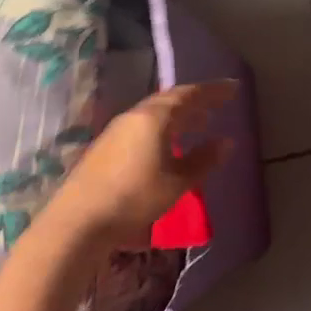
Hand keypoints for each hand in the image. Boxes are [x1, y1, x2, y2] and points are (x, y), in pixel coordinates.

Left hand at [48, 81, 234, 247]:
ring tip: (198, 123)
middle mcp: (134, 116)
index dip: (213, 91)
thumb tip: (226, 142)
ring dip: (179, 115)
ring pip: (154, 113)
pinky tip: (167, 144)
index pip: (189, 95)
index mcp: (154, 118)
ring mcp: (116, 131)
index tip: (233, 88)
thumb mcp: (177, 182)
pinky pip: (142, 126)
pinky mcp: (105, 147)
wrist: (78, 222)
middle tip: (217, 104)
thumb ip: (203, 159)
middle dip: (196, 101)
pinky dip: (163, 127)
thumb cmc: (135, 198)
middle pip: (169, 100)